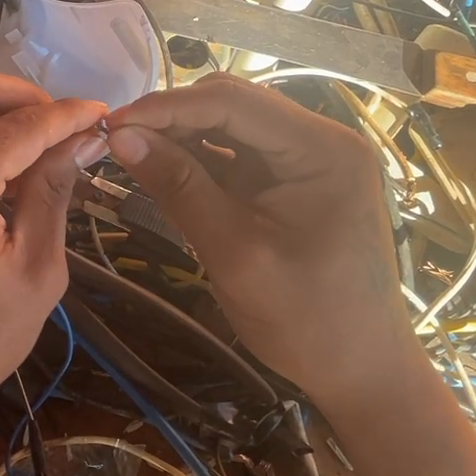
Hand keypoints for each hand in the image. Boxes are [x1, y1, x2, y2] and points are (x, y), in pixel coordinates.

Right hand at [105, 74, 414, 407]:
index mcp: (322, 149)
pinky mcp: (291, 179)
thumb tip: (119, 136)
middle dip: (171, 116)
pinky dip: (196, 156)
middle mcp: (319, 140)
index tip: (112, 124)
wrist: (363, 374)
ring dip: (180, 134)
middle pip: (230, 102)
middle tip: (120, 141)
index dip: (166, 106)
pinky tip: (165, 170)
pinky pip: (234, 151)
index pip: (231, 101)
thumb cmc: (307, 319)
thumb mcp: (234, 252)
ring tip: (135, 153)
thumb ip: (178, 187)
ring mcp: (306, 158)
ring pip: (228, 122)